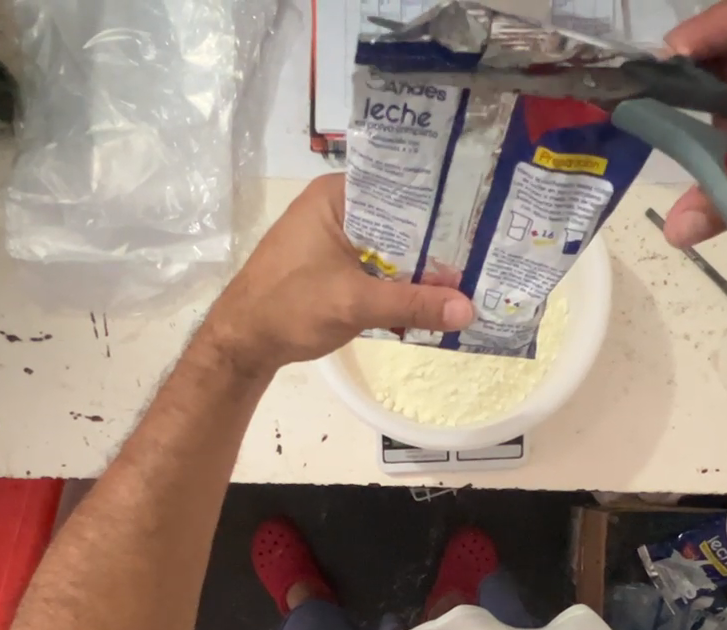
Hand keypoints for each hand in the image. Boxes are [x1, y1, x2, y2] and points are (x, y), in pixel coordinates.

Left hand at [195, 174, 473, 376]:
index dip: (440, 207)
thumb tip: (468, 310)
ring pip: (391, 252)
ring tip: (468, 281)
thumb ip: (412, 304)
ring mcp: (335, 242)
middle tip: (483, 256)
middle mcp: (338, 211)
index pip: (400, 188)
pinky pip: (378, 273)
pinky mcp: (335, 271)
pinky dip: (399, 288)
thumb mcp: (355, 303)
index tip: (479, 221)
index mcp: (337, 196)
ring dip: (419, 272)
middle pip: (400, 223)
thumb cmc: (289, 308)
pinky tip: (431, 303)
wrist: (243, 344)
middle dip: (435, 246)